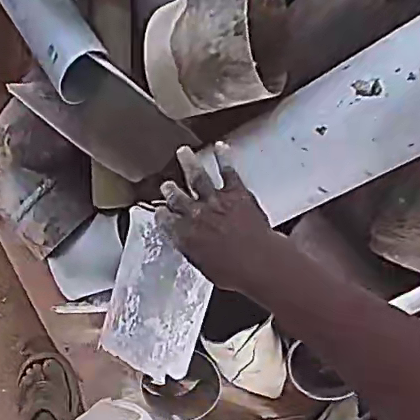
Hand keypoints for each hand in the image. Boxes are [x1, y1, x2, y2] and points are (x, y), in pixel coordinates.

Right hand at [159, 143, 277, 292]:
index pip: (165, 220)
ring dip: (188, 163)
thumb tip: (189, 244)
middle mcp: (194, 214)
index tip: (160, 212)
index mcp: (183, 234)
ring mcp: (215, 201)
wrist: (260, 262)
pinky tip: (220, 147)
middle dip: (170, 191)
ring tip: (183, 152)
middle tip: (166, 185)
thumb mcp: (203, 266)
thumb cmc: (234, 272)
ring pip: (196, 178)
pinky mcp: (236, 193)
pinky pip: (228, 172)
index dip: (161, 215)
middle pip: (177, 198)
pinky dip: (223, 158)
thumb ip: (193, 250)